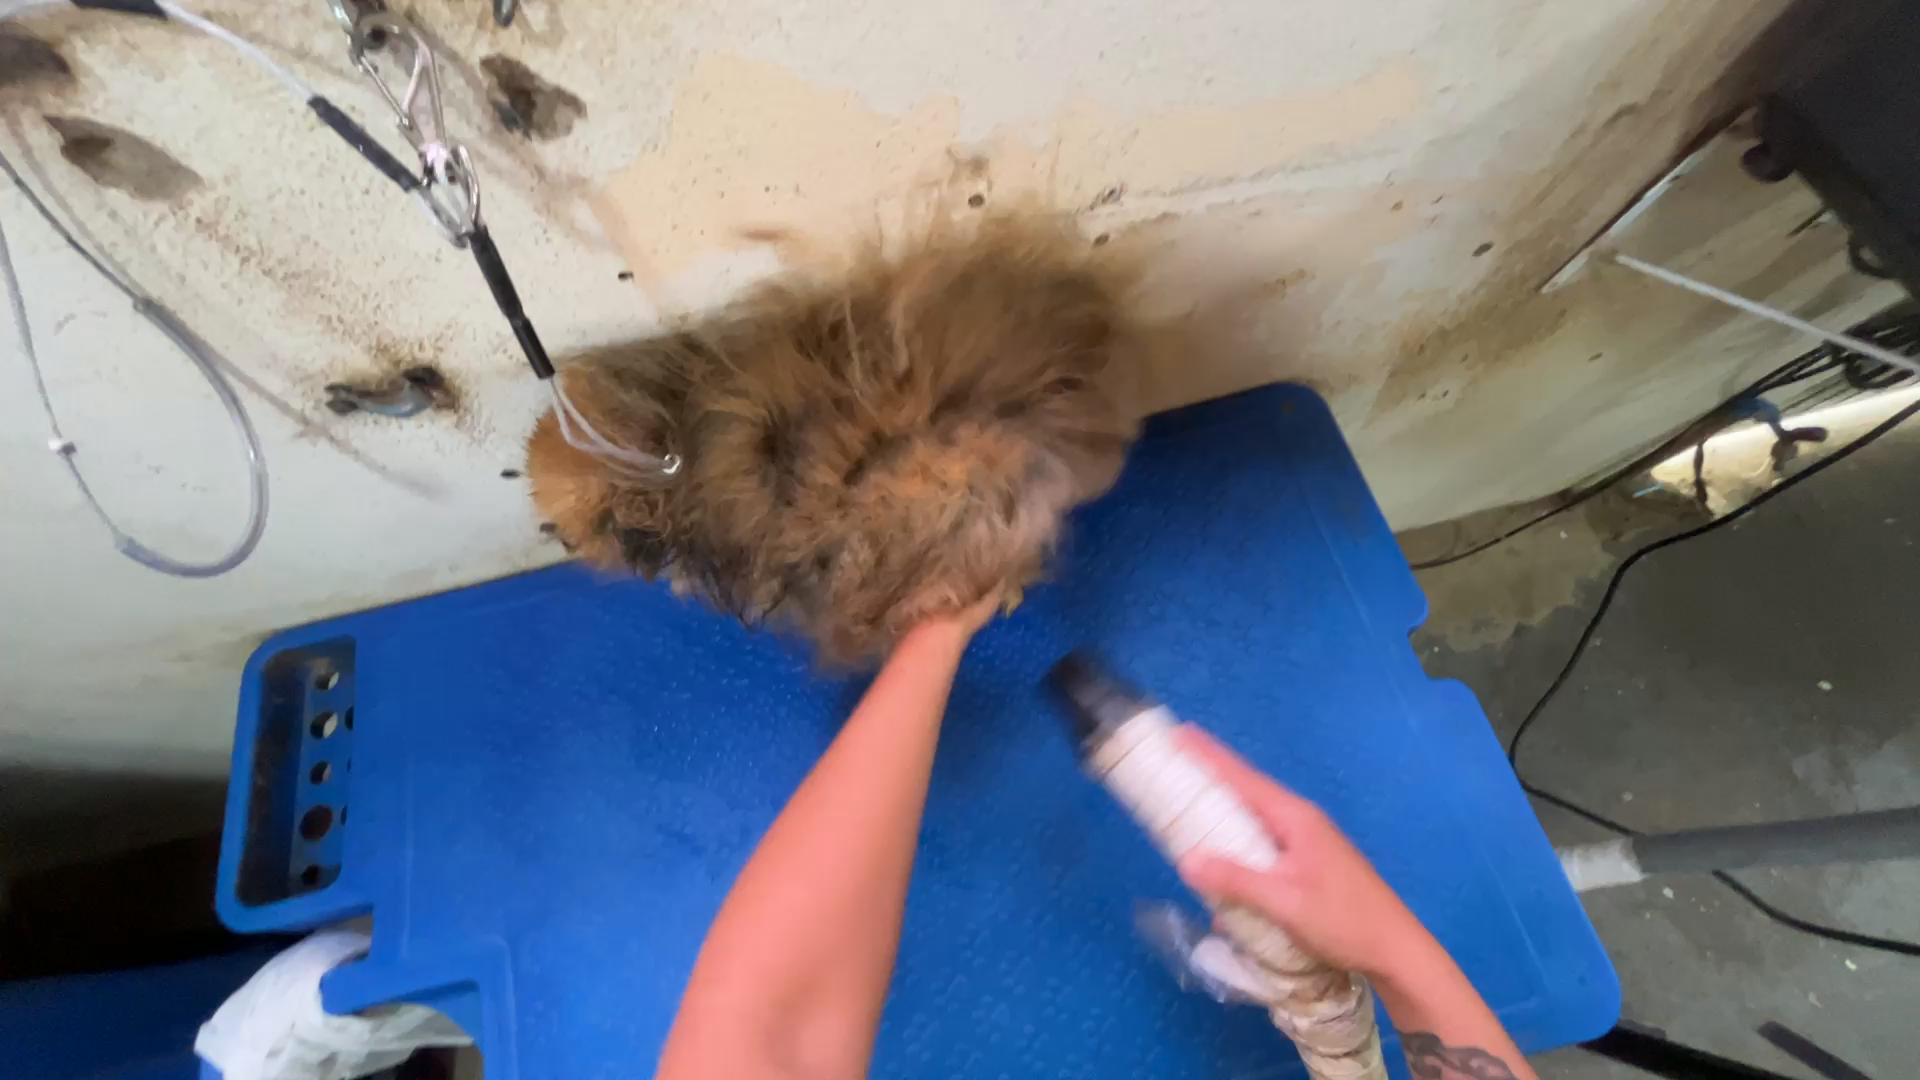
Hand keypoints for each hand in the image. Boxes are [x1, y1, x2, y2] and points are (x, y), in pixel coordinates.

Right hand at [1173, 726, 1434, 980]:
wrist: (1400, 954)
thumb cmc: (1345, 921)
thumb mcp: (1287, 903)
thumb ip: (1237, 880)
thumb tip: (1185, 860)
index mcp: (1293, 816)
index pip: (1241, 776)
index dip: (1208, 753)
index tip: (1177, 732)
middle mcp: (1298, 819)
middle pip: (1245, 789)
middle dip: (1209, 776)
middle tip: (1172, 767)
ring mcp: (1306, 839)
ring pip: (1253, 815)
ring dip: (1222, 809)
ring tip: (1188, 806)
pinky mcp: (1308, 860)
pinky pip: (1262, 838)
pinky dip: (1238, 837)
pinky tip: (1223, 858)